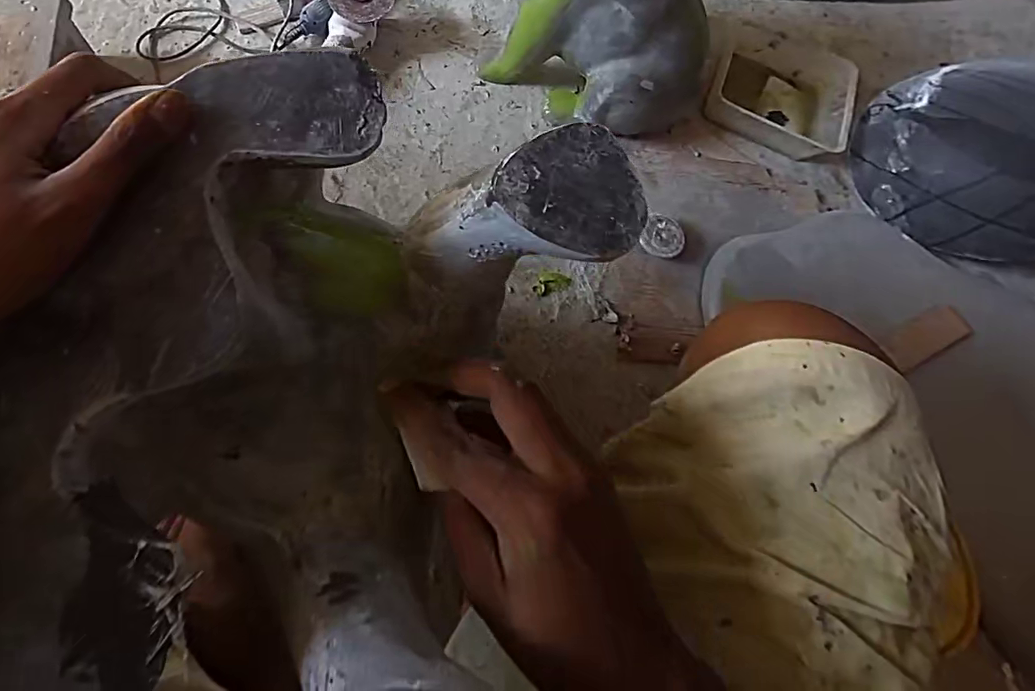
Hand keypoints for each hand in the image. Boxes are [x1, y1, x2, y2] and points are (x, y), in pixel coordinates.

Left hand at [0, 53, 188, 372]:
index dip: (128, 86)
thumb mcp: (65, 208)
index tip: (154, 128)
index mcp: (17, 116)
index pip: (84, 69)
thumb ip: (122, 154)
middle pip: (55, 100)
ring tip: (77, 205)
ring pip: (27, 135)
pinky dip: (32, 175)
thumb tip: (174, 102)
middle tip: (121, 178)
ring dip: (65, 153)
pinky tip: (23, 224)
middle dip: (100, 125)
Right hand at [382, 361, 720, 690]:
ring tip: (448, 398)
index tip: (392, 390)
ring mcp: (586, 467)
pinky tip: (484, 430)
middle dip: (462, 373)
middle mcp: (562, 473)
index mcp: (529, 510)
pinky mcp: (596, 471)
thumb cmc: (557, 643)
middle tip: (427, 377)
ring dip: (487, 388)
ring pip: (532, 396)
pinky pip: (546, 420)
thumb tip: (442, 472)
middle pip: (509, 391)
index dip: (418, 414)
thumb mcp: (488, 595)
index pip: (459, 445)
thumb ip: (460, 523)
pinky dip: (510, 411)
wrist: (641, 668)